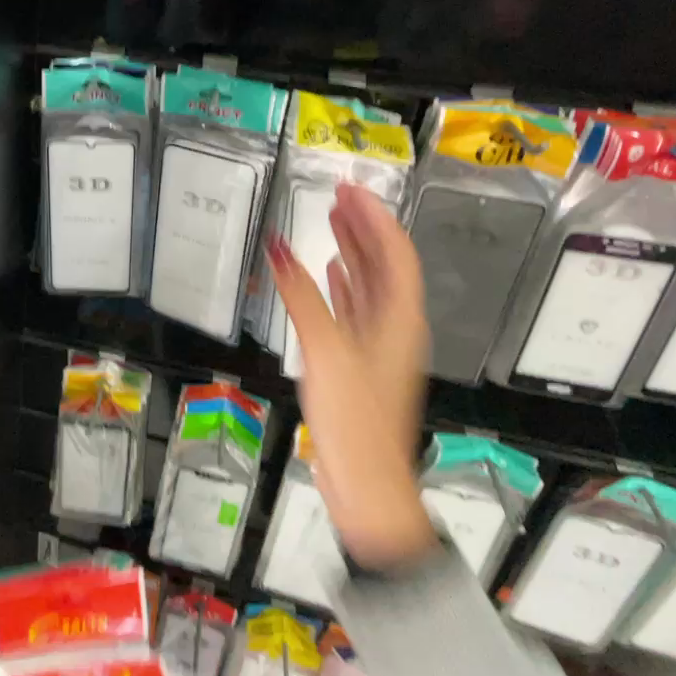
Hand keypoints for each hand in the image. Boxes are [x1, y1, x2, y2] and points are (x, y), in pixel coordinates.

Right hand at [264, 183, 437, 570]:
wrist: (367, 484)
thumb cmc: (354, 418)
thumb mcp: (325, 351)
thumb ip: (301, 296)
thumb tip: (277, 247)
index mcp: (398, 320)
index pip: (395, 254)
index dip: (375, 219)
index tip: (351, 190)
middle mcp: (395, 327)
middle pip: (384, 266)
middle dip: (363, 229)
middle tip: (337, 199)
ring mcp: (378, 346)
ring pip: (368, 286)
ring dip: (352, 253)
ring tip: (331, 224)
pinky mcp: (360, 363)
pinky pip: (353, 311)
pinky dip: (340, 287)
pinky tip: (326, 275)